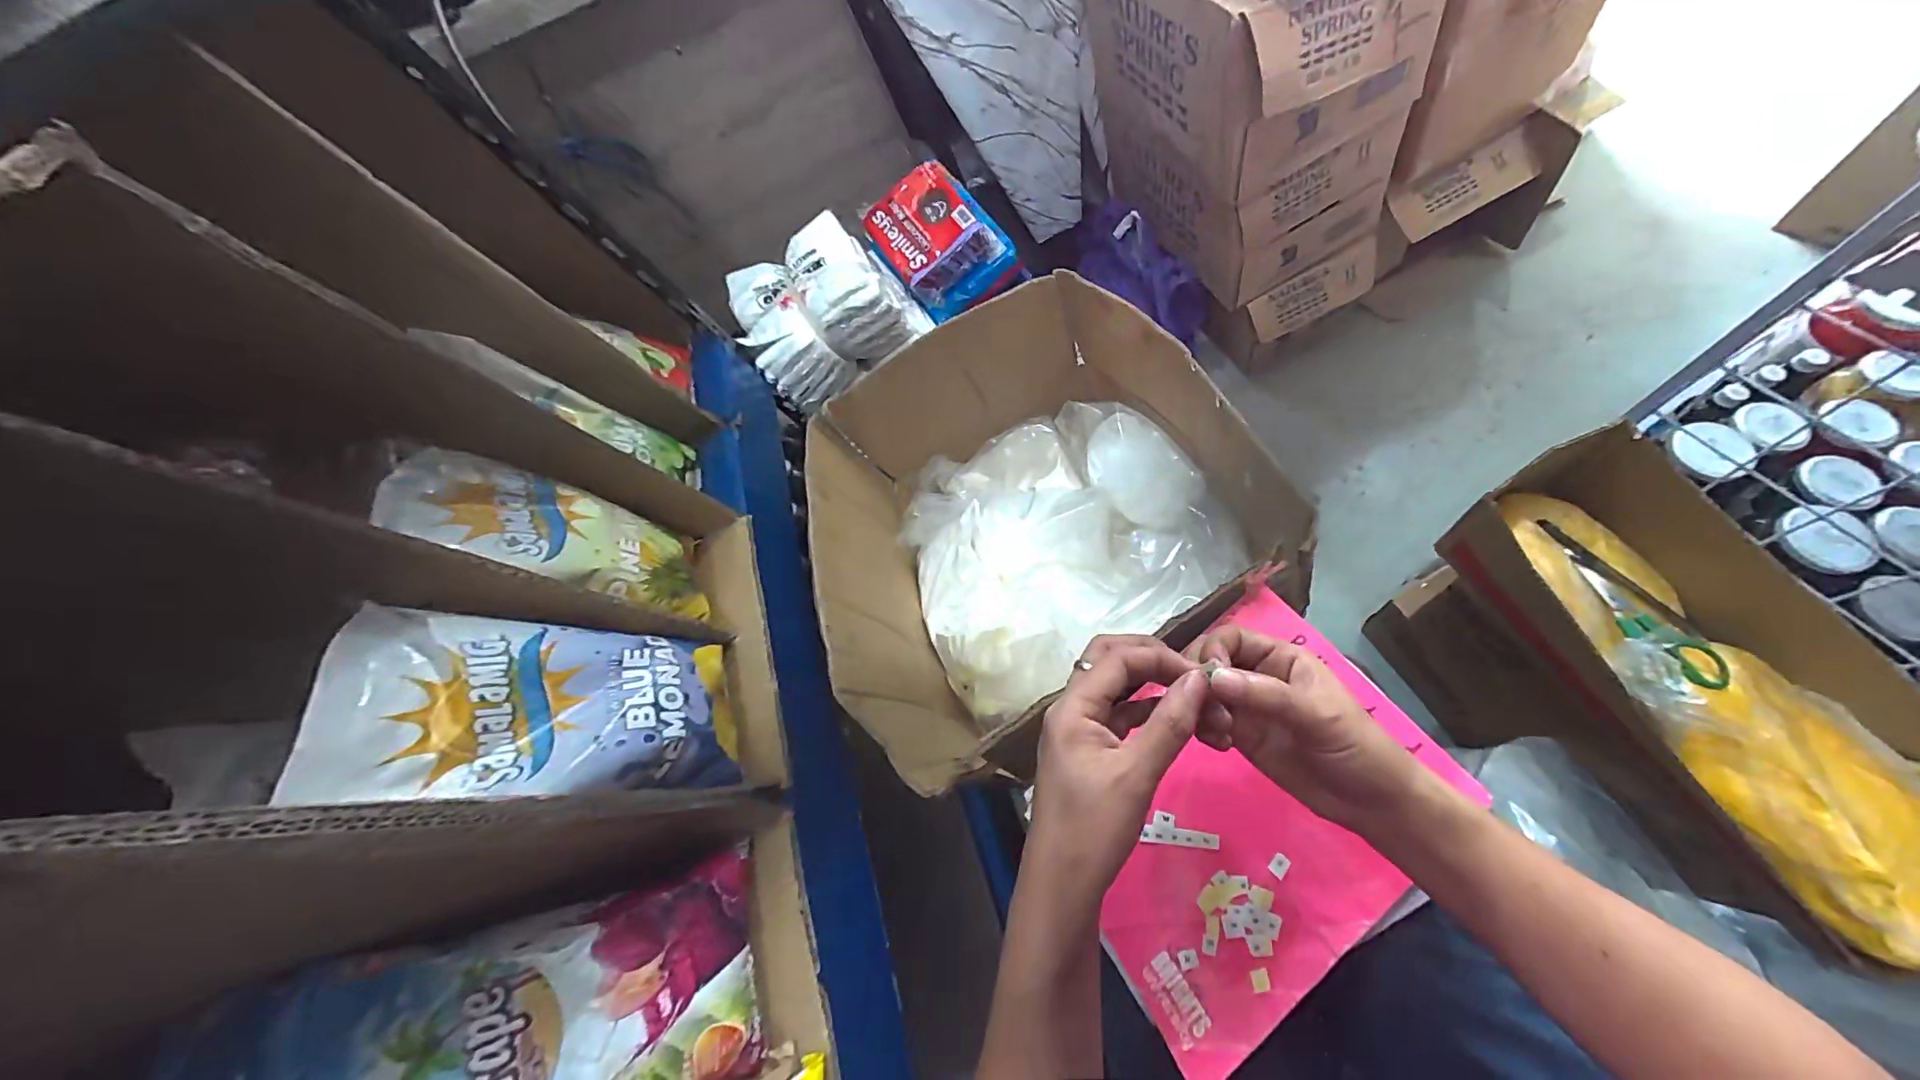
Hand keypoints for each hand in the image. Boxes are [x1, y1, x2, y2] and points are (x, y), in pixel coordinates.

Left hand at [1028, 635, 1216, 901]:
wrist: (1062, 883)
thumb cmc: (1094, 829)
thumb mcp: (1137, 775)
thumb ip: (1169, 724)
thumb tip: (1199, 679)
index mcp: (1072, 707)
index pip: (1117, 658)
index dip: (1161, 658)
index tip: (1203, 677)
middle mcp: (1070, 708)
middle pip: (1109, 661)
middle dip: (1152, 660)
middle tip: (1193, 677)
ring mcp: (1078, 729)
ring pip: (1116, 689)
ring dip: (1152, 687)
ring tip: (1195, 700)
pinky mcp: (1089, 750)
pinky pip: (1119, 715)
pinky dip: (1147, 712)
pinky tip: (1176, 720)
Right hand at [1187, 627, 1439, 834]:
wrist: (1372, 803)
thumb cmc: (1354, 747)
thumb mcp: (1316, 716)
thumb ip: (1266, 695)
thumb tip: (1213, 677)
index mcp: (1279, 658)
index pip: (1230, 638)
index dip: (1212, 651)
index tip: (1206, 678)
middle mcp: (1257, 676)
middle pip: (1209, 662)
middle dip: (1197, 680)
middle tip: (1200, 707)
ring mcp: (1246, 706)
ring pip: (1203, 692)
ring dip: (1198, 707)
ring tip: (1215, 732)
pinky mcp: (1240, 735)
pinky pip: (1207, 721)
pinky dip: (1202, 728)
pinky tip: (1219, 745)